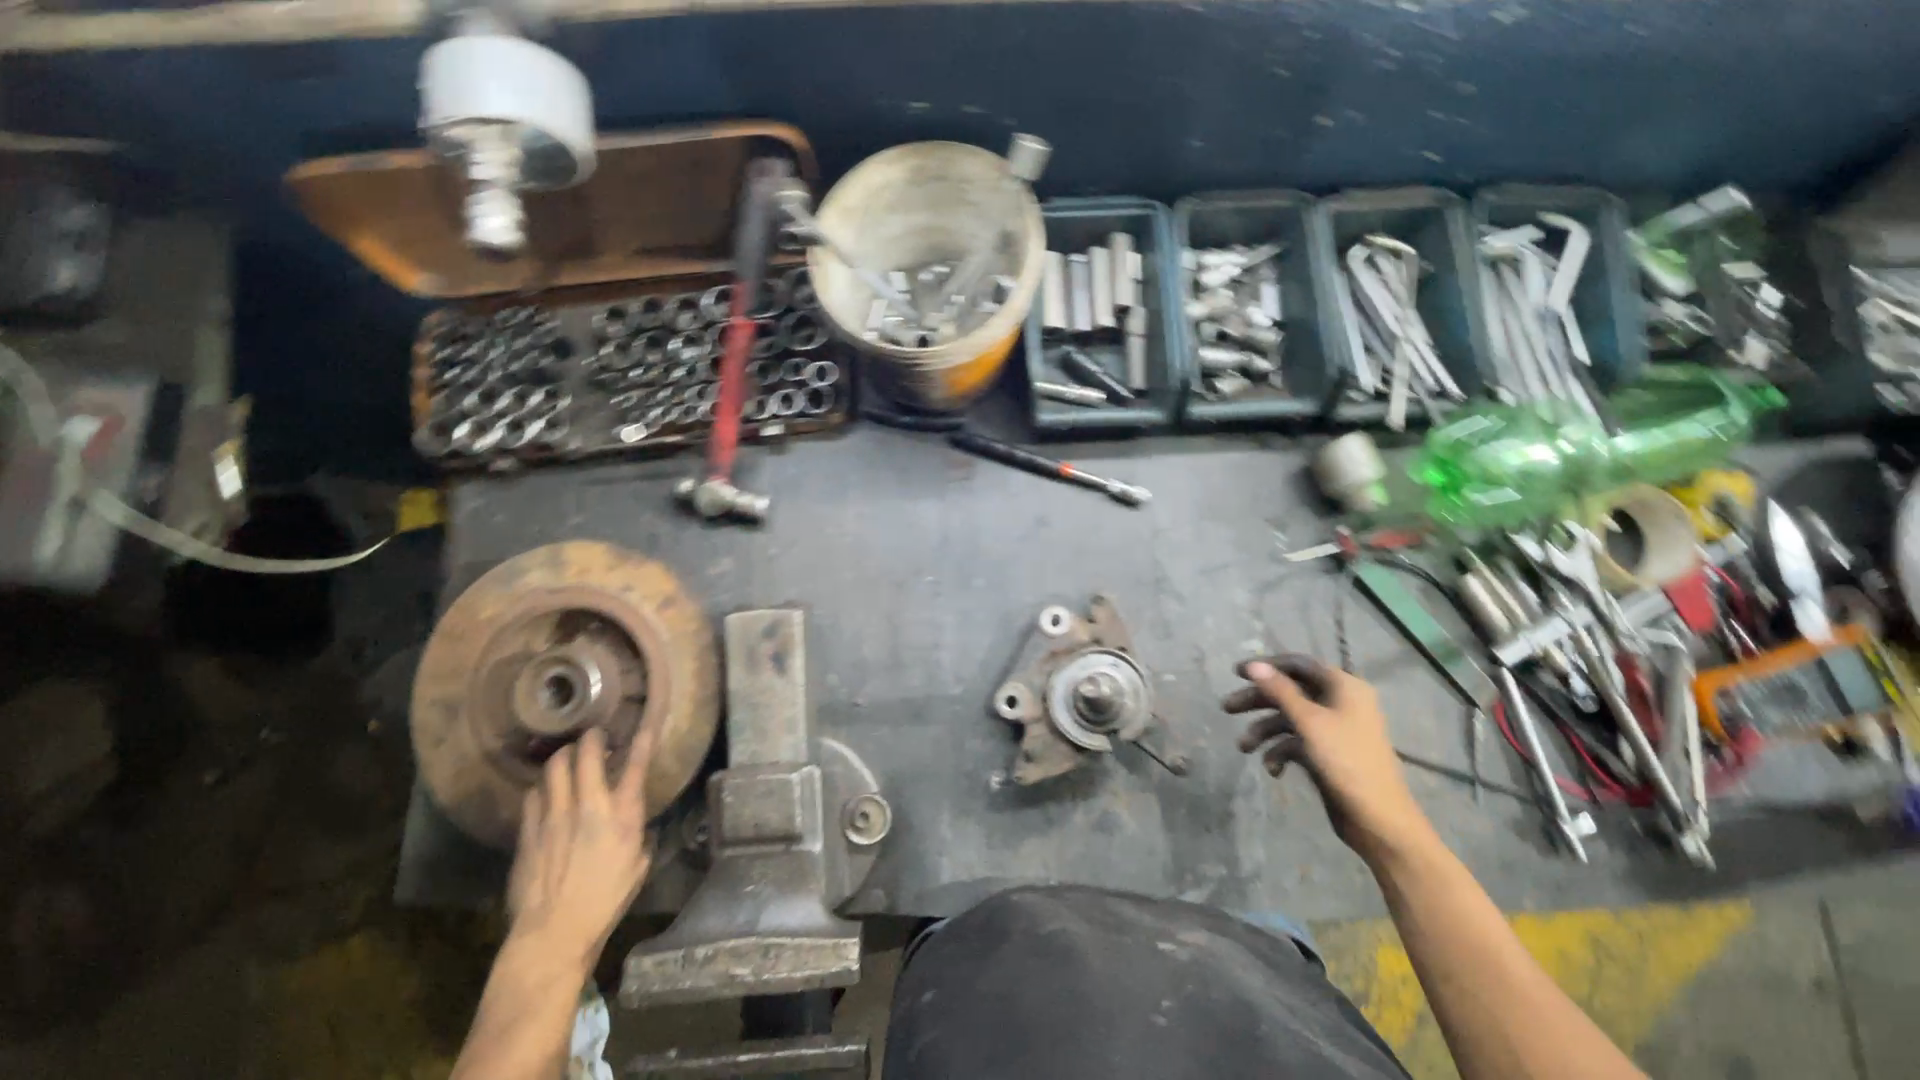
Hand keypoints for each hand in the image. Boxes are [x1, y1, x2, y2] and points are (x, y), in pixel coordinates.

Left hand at [505, 726, 654, 966]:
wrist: (555, 931)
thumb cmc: (606, 902)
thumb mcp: (638, 867)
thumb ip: (638, 836)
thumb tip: (636, 822)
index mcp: (623, 817)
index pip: (635, 767)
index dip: (642, 740)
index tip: (645, 724)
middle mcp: (589, 807)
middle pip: (586, 754)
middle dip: (591, 738)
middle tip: (594, 737)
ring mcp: (554, 815)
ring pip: (554, 766)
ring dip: (563, 758)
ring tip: (568, 759)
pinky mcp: (529, 829)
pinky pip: (533, 793)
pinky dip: (542, 787)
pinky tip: (546, 794)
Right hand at [1224, 655, 1434, 863]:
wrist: (1377, 817)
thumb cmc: (1346, 761)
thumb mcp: (1309, 722)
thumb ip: (1280, 691)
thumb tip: (1254, 665)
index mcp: (1344, 687)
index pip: (1299, 665)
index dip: (1267, 666)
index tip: (1236, 673)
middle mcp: (1340, 703)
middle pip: (1291, 692)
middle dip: (1259, 701)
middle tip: (1227, 708)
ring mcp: (1333, 729)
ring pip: (1290, 720)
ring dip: (1265, 731)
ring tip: (1243, 748)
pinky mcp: (1327, 753)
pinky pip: (1297, 743)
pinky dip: (1281, 752)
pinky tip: (1274, 770)